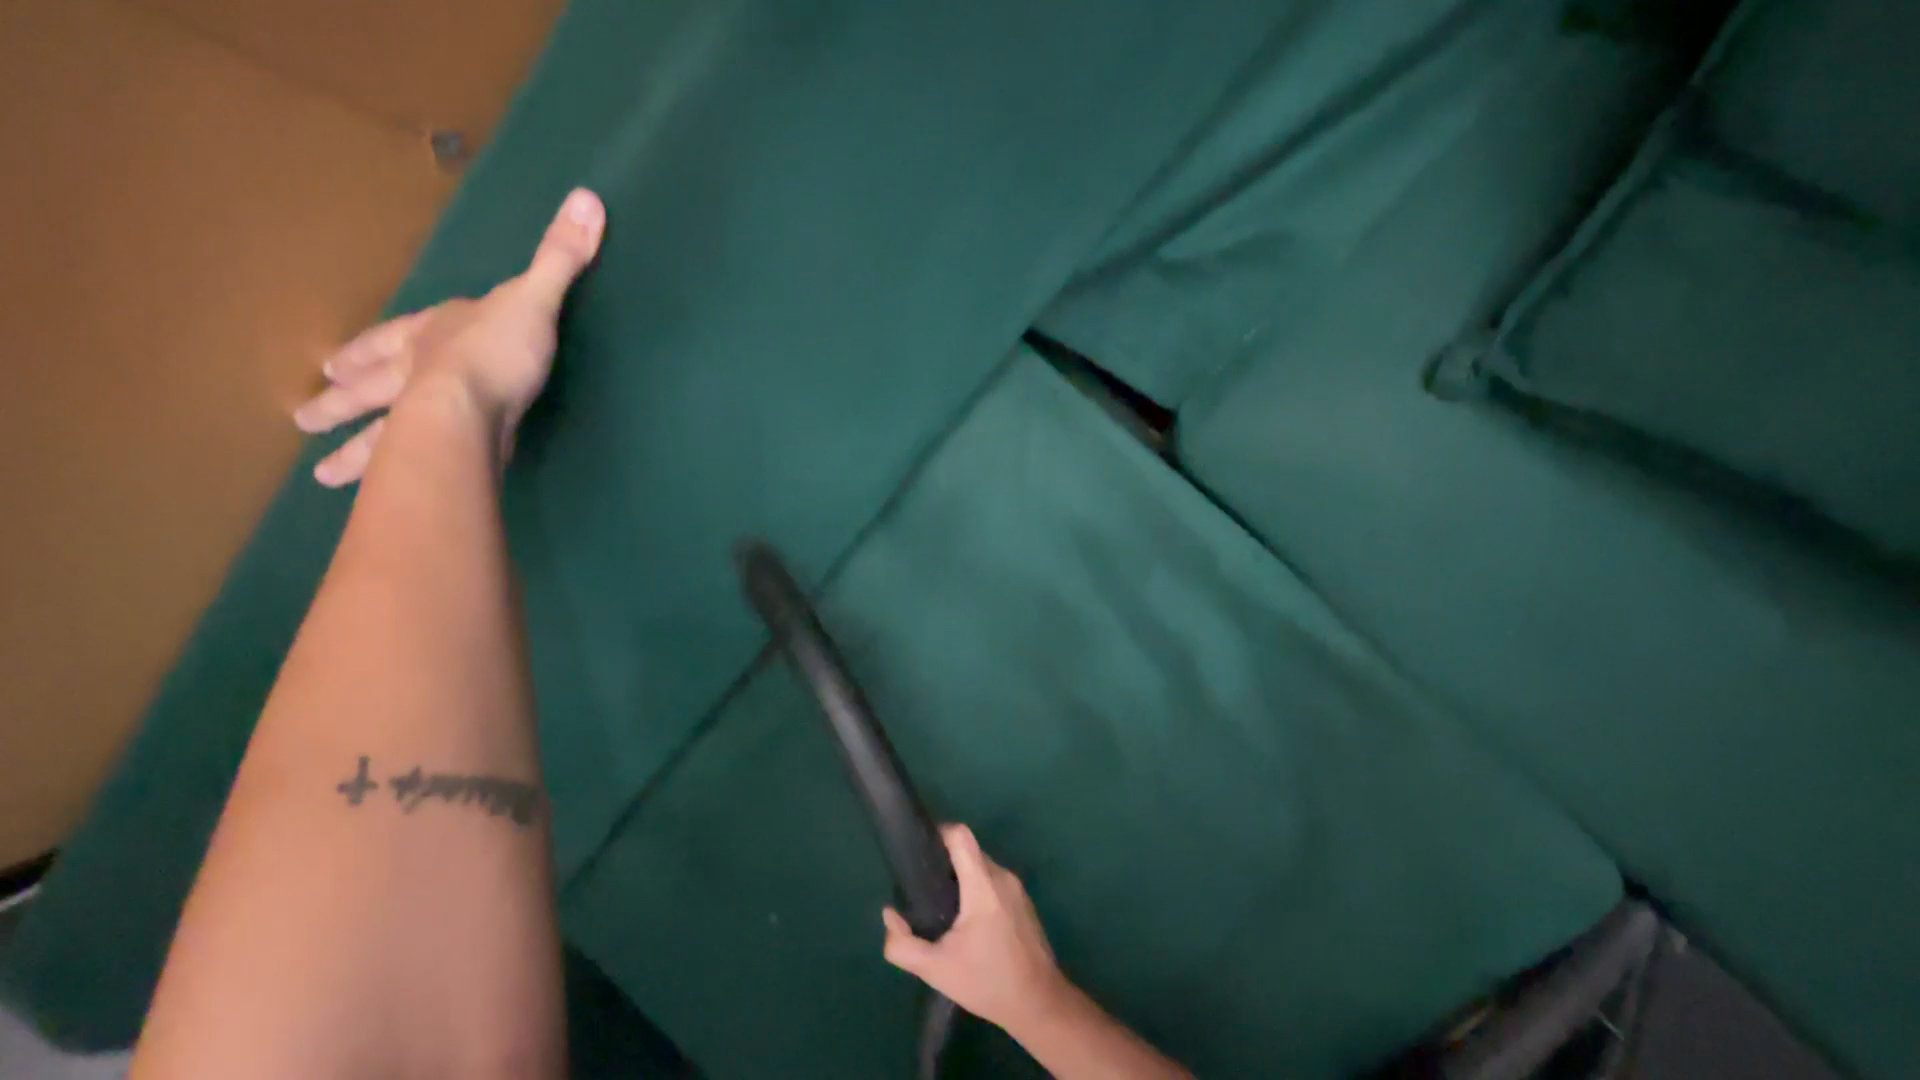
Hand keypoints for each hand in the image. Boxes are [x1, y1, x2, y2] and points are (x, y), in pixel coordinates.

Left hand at [294, 188, 607, 485]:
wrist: (472, 406)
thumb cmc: (497, 349)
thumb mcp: (535, 296)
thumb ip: (559, 257)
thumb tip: (588, 197)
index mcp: (434, 334)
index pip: (398, 336)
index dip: (371, 348)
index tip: (335, 364)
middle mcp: (415, 374)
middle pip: (372, 384)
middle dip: (342, 401)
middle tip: (307, 418)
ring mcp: (419, 418)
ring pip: (379, 435)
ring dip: (356, 452)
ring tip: (327, 475)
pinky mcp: (434, 457)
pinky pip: (410, 468)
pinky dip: (395, 480)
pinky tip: (386, 496)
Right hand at [882, 825, 1070, 1033]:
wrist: (1039, 1004)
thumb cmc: (987, 982)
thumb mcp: (935, 969)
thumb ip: (903, 944)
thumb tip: (889, 916)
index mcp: (983, 885)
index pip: (961, 836)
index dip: (938, 834)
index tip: (919, 853)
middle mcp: (1003, 878)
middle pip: (969, 852)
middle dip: (944, 864)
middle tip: (923, 890)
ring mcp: (1017, 889)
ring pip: (982, 868)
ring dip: (961, 880)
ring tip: (942, 908)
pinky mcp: (1025, 903)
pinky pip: (995, 883)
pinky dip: (978, 891)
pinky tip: (967, 923)